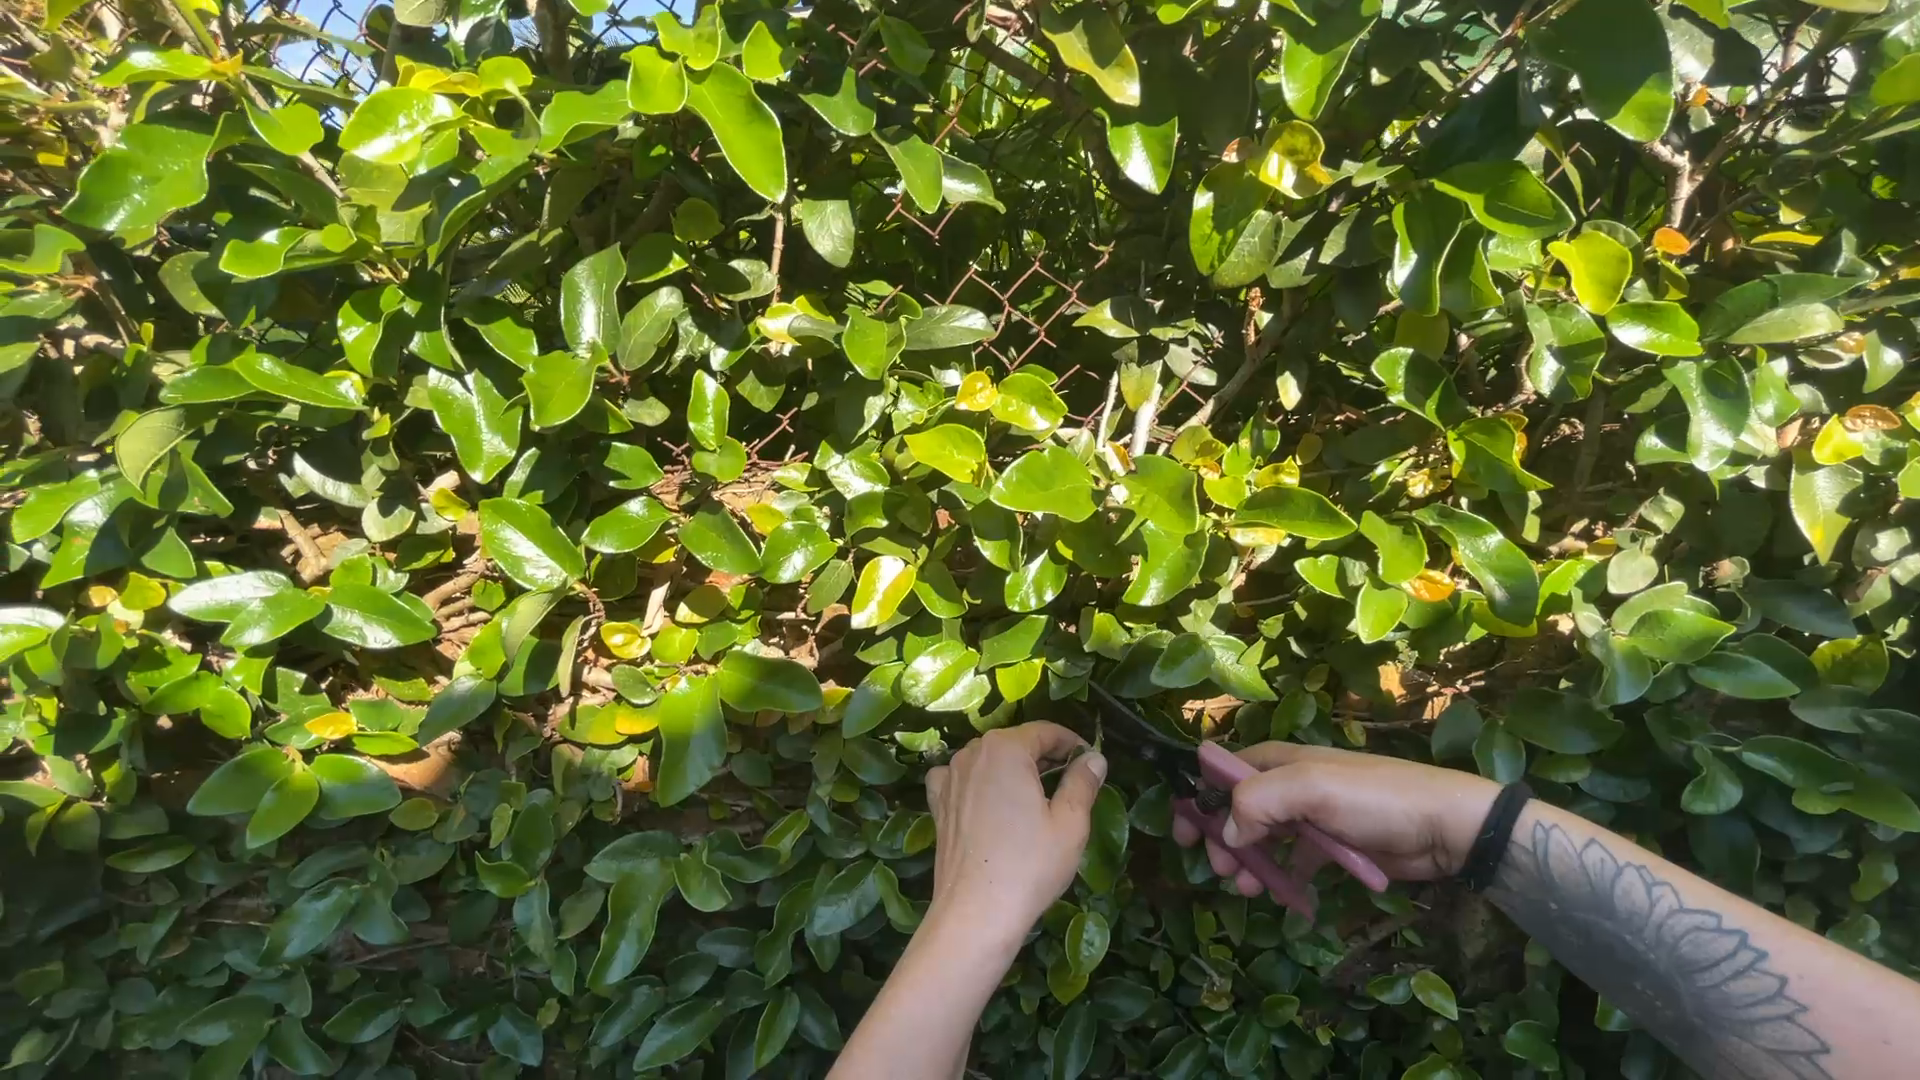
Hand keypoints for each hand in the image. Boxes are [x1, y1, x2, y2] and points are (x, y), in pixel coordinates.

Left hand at [924, 722, 1107, 940]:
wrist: (976, 912)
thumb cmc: (1029, 865)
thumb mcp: (1069, 823)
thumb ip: (1082, 782)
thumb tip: (1094, 757)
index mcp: (1006, 749)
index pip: (1045, 731)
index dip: (1072, 743)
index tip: (1089, 761)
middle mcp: (973, 752)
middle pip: (1016, 742)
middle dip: (1044, 756)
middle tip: (1070, 782)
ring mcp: (950, 776)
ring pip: (989, 759)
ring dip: (1013, 769)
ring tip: (1036, 796)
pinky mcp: (937, 802)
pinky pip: (960, 777)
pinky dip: (977, 781)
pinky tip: (988, 801)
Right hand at [1173, 742, 1497, 895]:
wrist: (1445, 827)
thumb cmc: (1372, 797)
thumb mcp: (1310, 788)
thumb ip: (1258, 802)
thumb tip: (1223, 832)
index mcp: (1275, 760)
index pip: (1219, 770)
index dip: (1196, 797)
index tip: (1182, 831)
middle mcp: (1285, 783)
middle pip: (1234, 807)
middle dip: (1220, 837)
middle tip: (1218, 869)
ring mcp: (1307, 815)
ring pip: (1260, 836)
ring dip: (1247, 861)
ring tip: (1246, 888)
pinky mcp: (1329, 845)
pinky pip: (1291, 860)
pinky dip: (1280, 876)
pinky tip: (1281, 895)